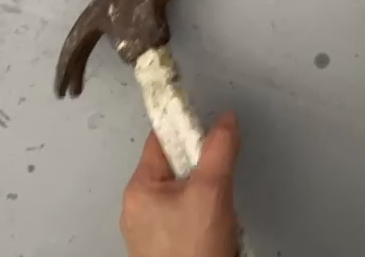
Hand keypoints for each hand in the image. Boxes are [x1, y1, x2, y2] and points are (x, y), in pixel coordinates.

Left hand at [119, 114, 241, 256]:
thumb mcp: (212, 189)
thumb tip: (225, 120)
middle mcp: (140, 207)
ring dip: (208, 189)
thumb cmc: (192, 254)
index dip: (187, 125)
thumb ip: (219, 147)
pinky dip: (207, 210)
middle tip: (219, 175)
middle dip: (204, 163)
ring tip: (219, 207)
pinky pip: (189, 211)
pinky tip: (218, 224)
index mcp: (139, 189)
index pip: (161, 137)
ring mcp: (152, 229)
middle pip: (177, 162)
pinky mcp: (167, 246)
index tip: (209, 121)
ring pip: (186, 187)